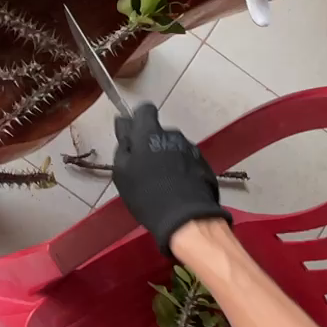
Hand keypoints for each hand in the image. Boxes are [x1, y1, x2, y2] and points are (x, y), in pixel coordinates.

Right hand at [112, 103, 231, 254]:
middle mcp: (172, 134)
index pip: (144, 110)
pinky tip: (177, 187)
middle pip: (159, 131)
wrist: (186, 216)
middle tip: (145, 167)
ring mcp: (191, 148)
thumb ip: (123, 146)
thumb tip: (124, 126)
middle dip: (152, 143)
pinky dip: (181, 168)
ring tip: (163, 181)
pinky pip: (186, 160)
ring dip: (167, 157)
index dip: (137, 121)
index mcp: (149, 133)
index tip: (133, 138)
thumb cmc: (146, 194)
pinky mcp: (204, 163)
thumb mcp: (122, 173)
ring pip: (173, 146)